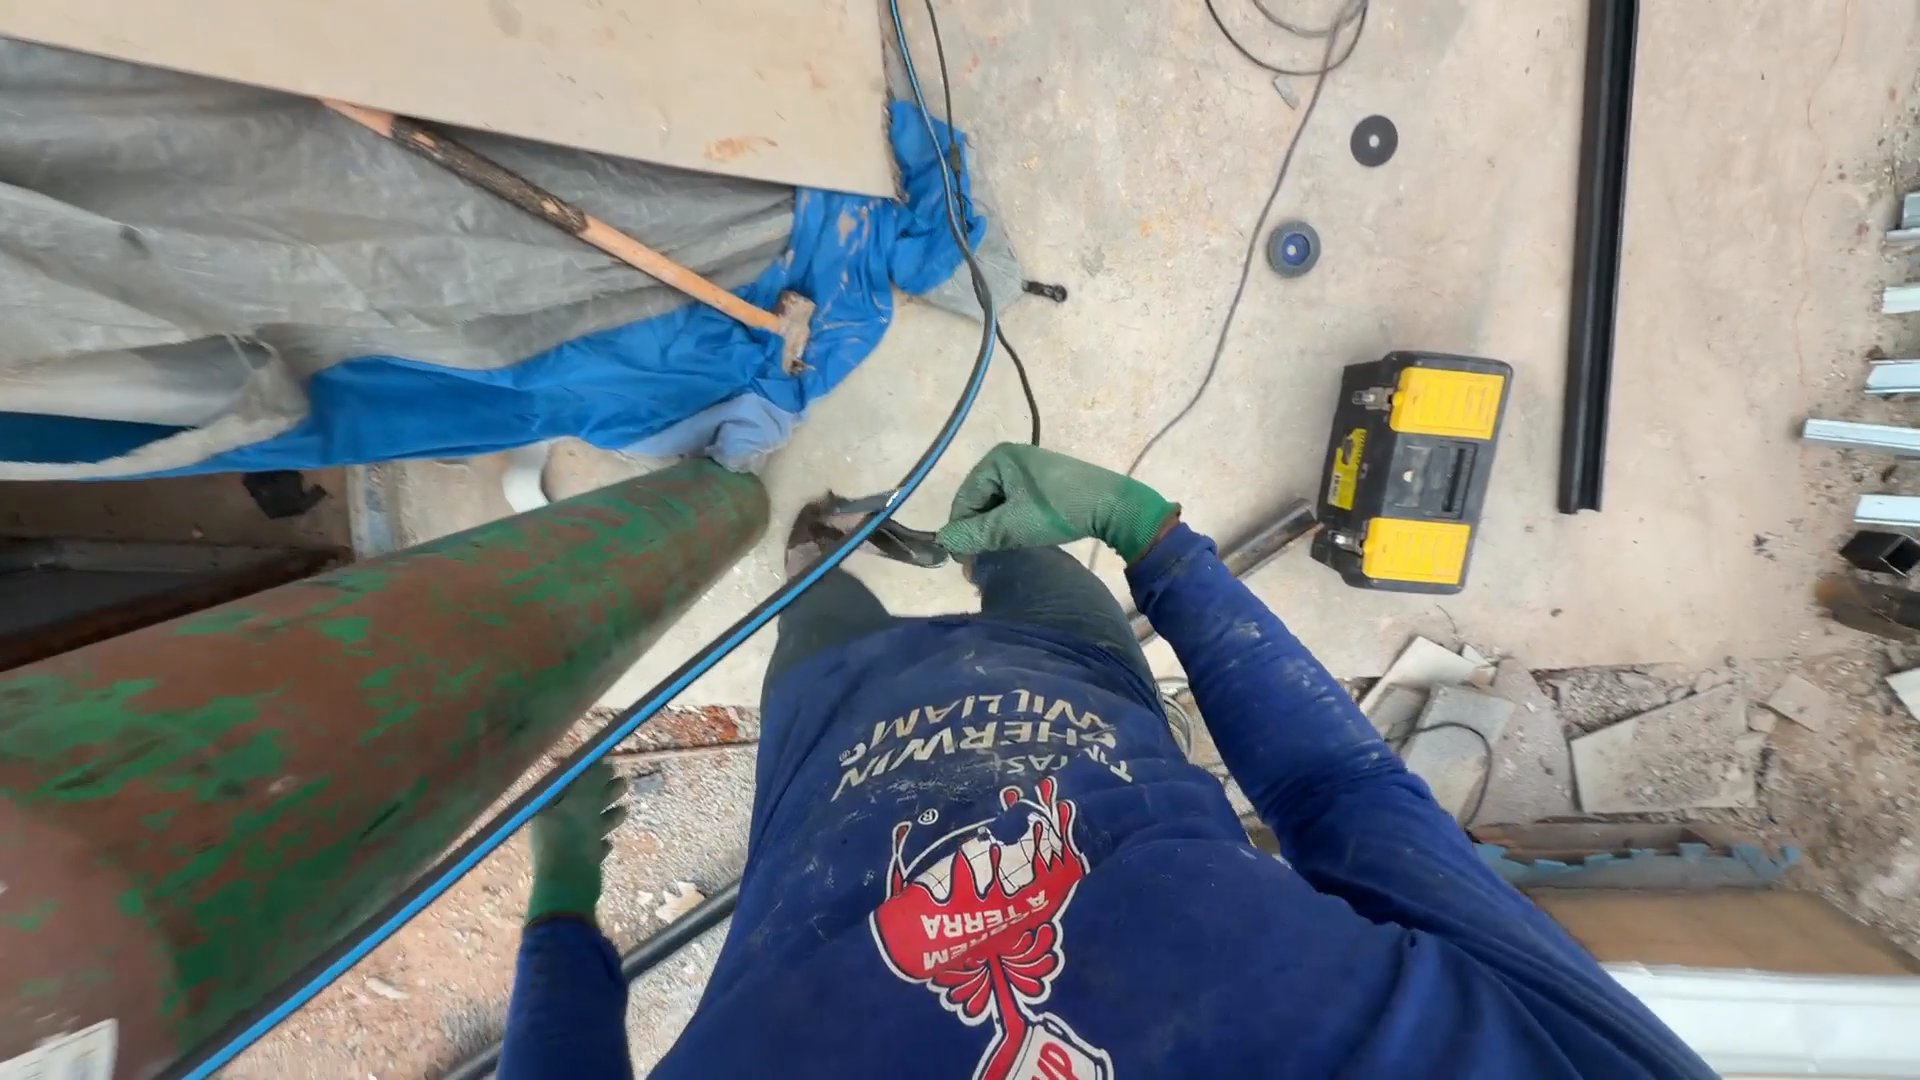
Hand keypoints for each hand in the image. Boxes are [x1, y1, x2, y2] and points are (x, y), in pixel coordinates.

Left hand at [526, 762, 626, 925]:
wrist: (569, 885)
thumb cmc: (572, 837)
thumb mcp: (582, 801)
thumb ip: (592, 779)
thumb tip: (604, 761)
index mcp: (546, 809)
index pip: (566, 784)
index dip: (587, 771)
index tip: (609, 763)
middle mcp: (552, 826)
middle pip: (580, 802)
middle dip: (602, 790)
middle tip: (623, 780)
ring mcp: (564, 845)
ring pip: (588, 823)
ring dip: (607, 814)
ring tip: (626, 808)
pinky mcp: (577, 863)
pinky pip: (590, 846)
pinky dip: (600, 841)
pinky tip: (608, 842)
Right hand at [936, 443, 1177, 563]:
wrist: (1114, 507)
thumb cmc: (1058, 511)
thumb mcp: (1012, 526)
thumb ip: (974, 535)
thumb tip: (942, 542)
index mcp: (998, 458)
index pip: (964, 499)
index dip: (960, 531)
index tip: (965, 562)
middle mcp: (1010, 458)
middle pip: (980, 502)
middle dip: (978, 533)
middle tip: (980, 565)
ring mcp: (1029, 470)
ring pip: (998, 507)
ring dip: (995, 532)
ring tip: (999, 556)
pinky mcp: (1045, 483)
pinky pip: (1016, 505)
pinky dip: (1012, 525)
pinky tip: (1018, 542)